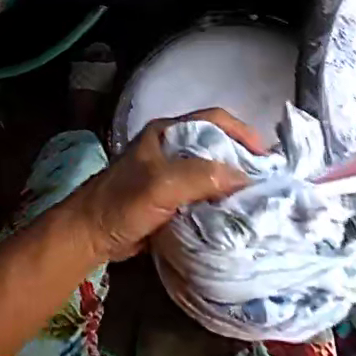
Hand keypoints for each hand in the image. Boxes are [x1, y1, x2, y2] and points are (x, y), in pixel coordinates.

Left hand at [66, 109, 263, 261]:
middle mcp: (170, 147)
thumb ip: (201, 177)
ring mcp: (168, 172)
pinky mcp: (167, 197)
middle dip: (242, 160)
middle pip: (216, 145)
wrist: (89, 235)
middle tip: (267, 181)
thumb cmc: (121, 203)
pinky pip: (201, 193)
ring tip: (257, 199)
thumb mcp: (161, 185)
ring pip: (210, 171)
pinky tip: (233, 215)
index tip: (266, 158)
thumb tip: (244, 178)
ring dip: (231, 182)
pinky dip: (218, 200)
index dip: (243, 133)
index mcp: (166, 132)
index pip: (214, 120)